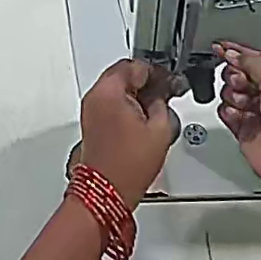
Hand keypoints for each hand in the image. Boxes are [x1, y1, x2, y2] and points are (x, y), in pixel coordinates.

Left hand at [76, 59, 175, 204]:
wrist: (106, 193)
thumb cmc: (127, 165)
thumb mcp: (160, 128)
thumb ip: (163, 102)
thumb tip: (162, 95)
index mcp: (108, 91)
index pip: (135, 66)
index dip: (157, 71)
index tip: (169, 80)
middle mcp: (95, 98)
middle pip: (123, 75)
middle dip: (146, 81)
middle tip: (166, 91)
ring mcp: (91, 112)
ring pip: (117, 90)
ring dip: (136, 94)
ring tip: (157, 108)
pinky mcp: (92, 125)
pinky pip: (111, 105)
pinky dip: (127, 106)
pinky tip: (144, 119)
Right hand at [212, 42, 260, 195]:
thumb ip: (256, 63)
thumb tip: (236, 55)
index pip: (258, 61)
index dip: (239, 53)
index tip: (221, 48)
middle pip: (241, 76)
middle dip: (235, 75)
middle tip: (240, 81)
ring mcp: (260, 116)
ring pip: (231, 95)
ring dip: (232, 95)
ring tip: (243, 102)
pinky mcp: (247, 133)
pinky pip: (228, 116)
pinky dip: (227, 113)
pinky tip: (235, 114)